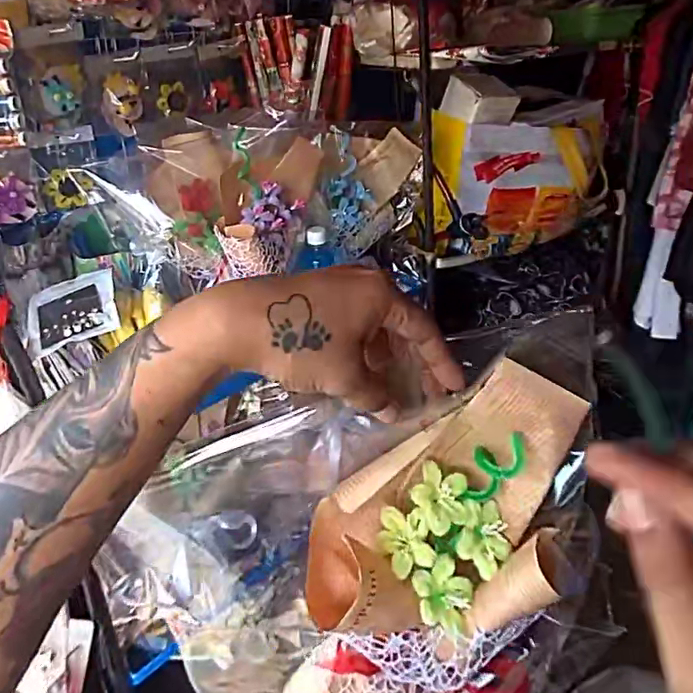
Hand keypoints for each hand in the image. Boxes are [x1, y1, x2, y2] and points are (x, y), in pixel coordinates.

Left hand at [202, 267, 463, 413]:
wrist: (237, 320)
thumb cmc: (302, 342)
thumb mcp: (344, 376)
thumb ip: (376, 395)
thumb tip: (394, 410)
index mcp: (382, 294)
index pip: (423, 330)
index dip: (441, 362)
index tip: (455, 387)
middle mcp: (366, 283)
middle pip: (401, 326)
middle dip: (414, 362)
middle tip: (427, 393)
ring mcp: (340, 285)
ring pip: (376, 326)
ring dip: (386, 358)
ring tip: (391, 389)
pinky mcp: (318, 294)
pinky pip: (354, 323)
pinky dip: (363, 349)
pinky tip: (358, 373)